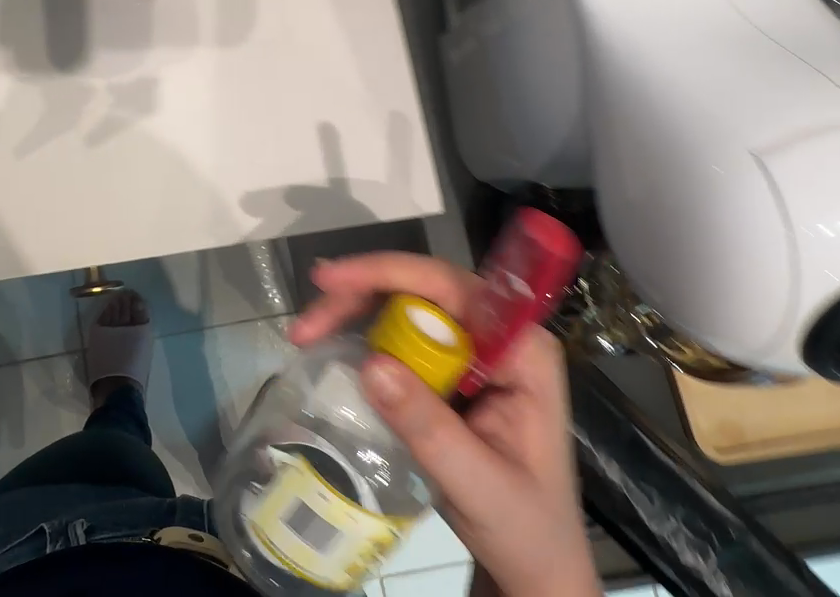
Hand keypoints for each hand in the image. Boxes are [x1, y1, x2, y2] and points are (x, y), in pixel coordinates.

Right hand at [291, 254, 601, 596]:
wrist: (535, 567)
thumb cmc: (523, 528)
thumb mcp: (477, 483)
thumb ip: (428, 427)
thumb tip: (370, 365)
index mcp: (521, 350)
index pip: (452, 289)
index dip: (391, 273)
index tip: (333, 280)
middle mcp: (497, 337)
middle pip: (420, 291)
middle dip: (358, 296)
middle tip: (304, 326)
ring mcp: (472, 352)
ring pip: (404, 308)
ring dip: (352, 315)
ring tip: (304, 336)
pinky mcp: (449, 371)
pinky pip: (400, 338)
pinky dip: (361, 339)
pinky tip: (329, 350)